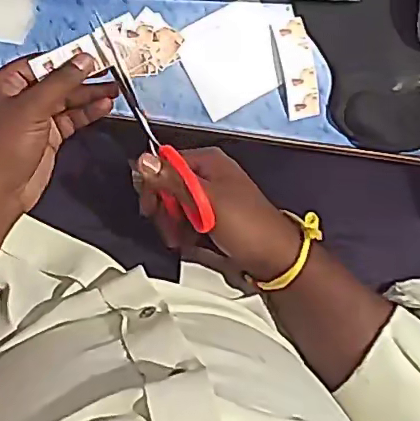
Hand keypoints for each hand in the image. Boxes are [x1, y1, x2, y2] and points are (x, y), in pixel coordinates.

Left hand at [0, 53, 116, 219]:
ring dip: (88, 95)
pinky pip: (68, 120)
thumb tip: (85, 58)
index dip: (66, 58)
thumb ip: (61, 81)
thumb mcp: (31, 107)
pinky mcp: (45, 138)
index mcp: (4, 84)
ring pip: (64, 101)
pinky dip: (85, 113)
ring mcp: (32, 119)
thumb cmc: (3, 146)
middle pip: (54, 81)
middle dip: (82, 78)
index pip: (40, 62)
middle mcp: (17, 98)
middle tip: (112, 71)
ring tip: (115, 89)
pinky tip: (103, 107)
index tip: (94, 53)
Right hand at [134, 146, 303, 281]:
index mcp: (208, 161)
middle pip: (166, 186)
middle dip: (166, 210)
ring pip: (173, 206)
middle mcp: (208, 175)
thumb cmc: (249, 226)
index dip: (154, 185)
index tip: (153, 205)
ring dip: (173, 225)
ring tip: (185, 237)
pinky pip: (184, 221)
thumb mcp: (206, 200)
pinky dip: (183, 233)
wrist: (274, 259)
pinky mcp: (210, 217)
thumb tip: (145, 160)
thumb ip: (173, 180)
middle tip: (173, 225)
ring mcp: (209, 197)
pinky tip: (190, 242)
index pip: (164, 163)